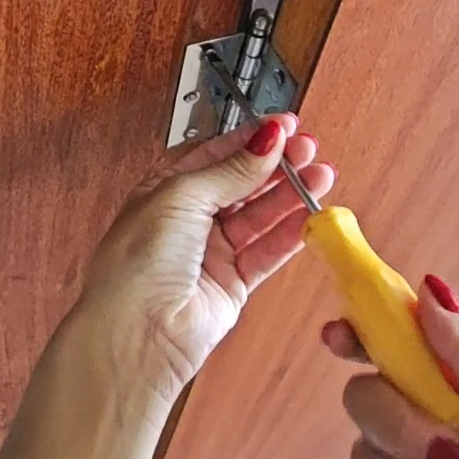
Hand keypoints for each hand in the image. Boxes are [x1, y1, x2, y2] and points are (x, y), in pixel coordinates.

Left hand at [71, 114, 335, 408]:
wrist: (137, 333)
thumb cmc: (138, 261)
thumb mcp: (181, 198)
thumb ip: (229, 171)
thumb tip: (264, 140)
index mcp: (164, 189)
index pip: (215, 154)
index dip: (250, 139)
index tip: (285, 126)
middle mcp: (187, 218)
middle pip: (241, 183)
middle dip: (276, 165)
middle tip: (309, 149)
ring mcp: (210, 251)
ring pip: (259, 216)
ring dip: (290, 195)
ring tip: (322, 176)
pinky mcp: (231, 284)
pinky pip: (266, 252)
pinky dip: (290, 234)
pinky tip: (311, 215)